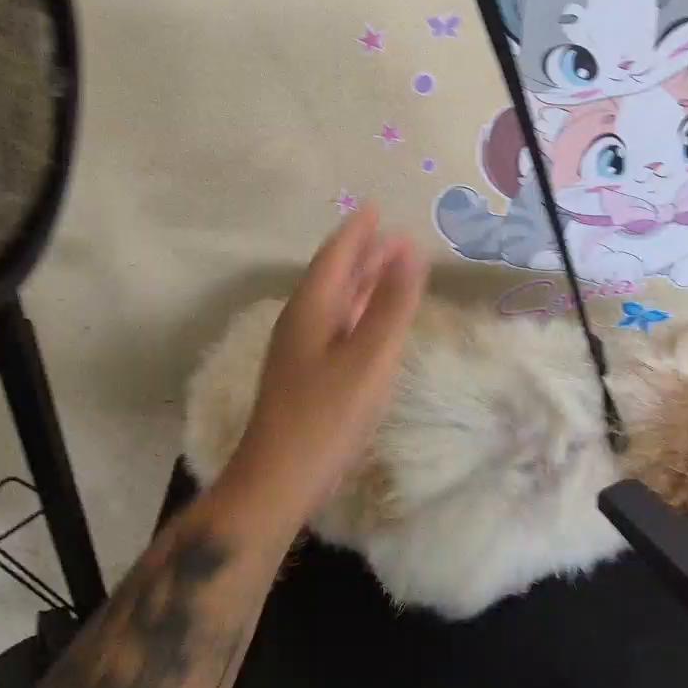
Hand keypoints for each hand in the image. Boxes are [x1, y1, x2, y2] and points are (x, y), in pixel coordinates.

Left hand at [229, 207, 426, 514]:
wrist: (278, 480)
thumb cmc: (326, 417)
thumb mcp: (368, 358)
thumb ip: (390, 304)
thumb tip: (409, 249)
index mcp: (311, 310)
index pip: (335, 257)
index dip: (357, 232)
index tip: (375, 207)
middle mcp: (300, 323)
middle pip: (331, 277)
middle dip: (359, 254)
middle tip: (387, 233)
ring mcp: (298, 352)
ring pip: (331, 304)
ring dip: (357, 283)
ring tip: (383, 266)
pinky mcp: (303, 377)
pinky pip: (333, 327)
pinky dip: (354, 313)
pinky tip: (365, 323)